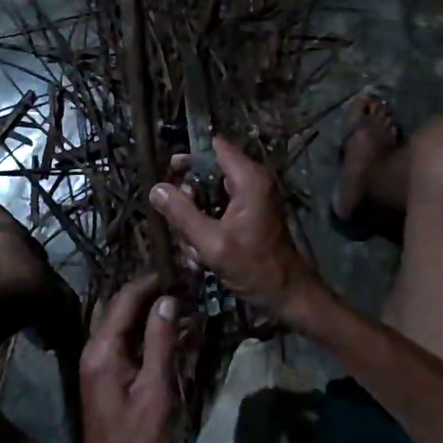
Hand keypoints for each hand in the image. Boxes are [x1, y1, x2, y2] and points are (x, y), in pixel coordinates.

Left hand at [78, 274, 178, 442]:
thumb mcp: (156, 393)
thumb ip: (160, 342)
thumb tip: (167, 299)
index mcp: (101, 351)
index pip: (125, 300)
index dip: (151, 281)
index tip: (179, 269)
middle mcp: (95, 352)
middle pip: (123, 309)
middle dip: (152, 295)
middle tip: (186, 286)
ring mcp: (100, 368)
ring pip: (127, 327)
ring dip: (152, 316)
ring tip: (185, 307)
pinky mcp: (109, 382)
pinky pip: (129, 347)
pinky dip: (149, 338)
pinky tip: (175, 338)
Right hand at [148, 137, 318, 313]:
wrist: (286, 295)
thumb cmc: (254, 267)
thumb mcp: (212, 243)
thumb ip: (182, 214)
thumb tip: (156, 188)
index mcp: (249, 179)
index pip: (215, 147)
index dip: (190, 156)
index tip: (169, 172)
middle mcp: (251, 182)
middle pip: (207, 173)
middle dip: (188, 198)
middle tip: (179, 223)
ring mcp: (250, 199)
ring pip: (208, 195)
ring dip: (194, 219)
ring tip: (192, 248)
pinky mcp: (247, 214)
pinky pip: (217, 210)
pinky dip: (205, 228)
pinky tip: (199, 254)